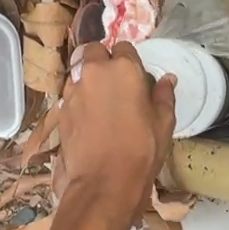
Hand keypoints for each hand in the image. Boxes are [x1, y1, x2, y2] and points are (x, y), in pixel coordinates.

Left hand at [54, 42, 175, 214]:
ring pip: (80, 73)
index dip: (130, 60)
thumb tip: (167, 79)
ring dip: (90, 80)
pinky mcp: (61, 110)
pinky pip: (71, 95)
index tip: (136, 77)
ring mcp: (73, 91)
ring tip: (103, 104)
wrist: (104, 182)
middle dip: (104, 61)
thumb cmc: (141, 150)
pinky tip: (90, 119)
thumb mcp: (163, 123)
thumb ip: (164, 95)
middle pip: (95, 51)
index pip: (124, 47)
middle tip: (117, 84)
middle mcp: (94, 72)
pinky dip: (80, 100)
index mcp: (123, 69)